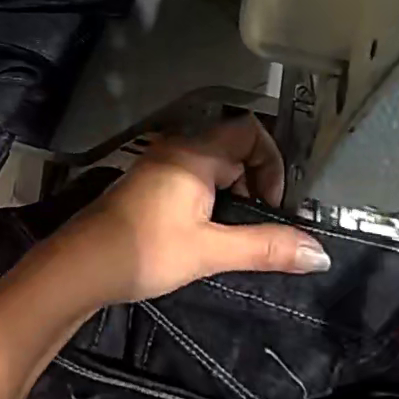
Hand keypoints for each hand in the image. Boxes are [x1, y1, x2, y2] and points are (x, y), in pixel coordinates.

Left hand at [43, 115, 330, 304]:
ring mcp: (161, 164)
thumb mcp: (209, 252)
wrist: (78, 267)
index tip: (270, 203)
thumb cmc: (144, 251)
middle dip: (255, 181)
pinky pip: (195, 176)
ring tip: (235, 231)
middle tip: (258, 221)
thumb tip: (320, 254)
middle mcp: (178, 148)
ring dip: (234, 191)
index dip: (271, 162)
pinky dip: (213, 196)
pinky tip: (207, 230)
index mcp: (195, 153)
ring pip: (214, 164)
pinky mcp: (151, 182)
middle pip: (234, 147)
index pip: (250, 131)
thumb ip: (264, 248)